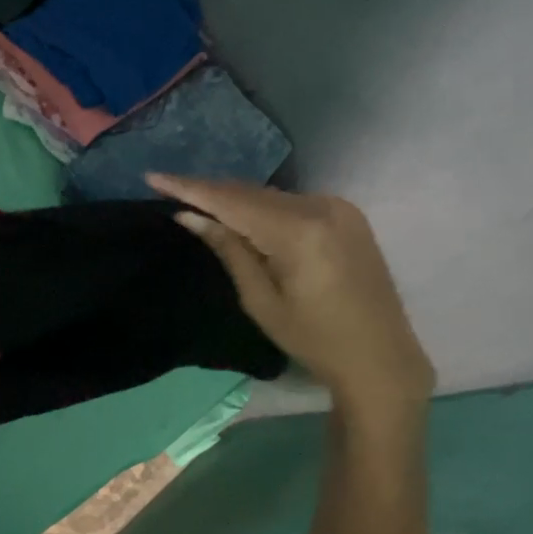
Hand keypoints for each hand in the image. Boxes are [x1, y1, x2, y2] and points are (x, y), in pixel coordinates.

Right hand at [149, 174, 433, 407]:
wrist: (380, 356)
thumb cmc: (313, 339)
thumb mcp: (260, 300)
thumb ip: (229, 250)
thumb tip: (190, 216)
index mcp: (299, 231)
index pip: (231, 201)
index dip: (189, 188)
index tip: (153, 177)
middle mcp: (321, 207)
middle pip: (250, 192)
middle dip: (208, 189)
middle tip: (167, 188)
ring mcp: (339, 208)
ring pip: (270, 196)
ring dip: (233, 197)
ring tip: (194, 199)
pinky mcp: (346, 216)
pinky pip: (291, 203)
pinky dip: (260, 206)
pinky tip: (237, 212)